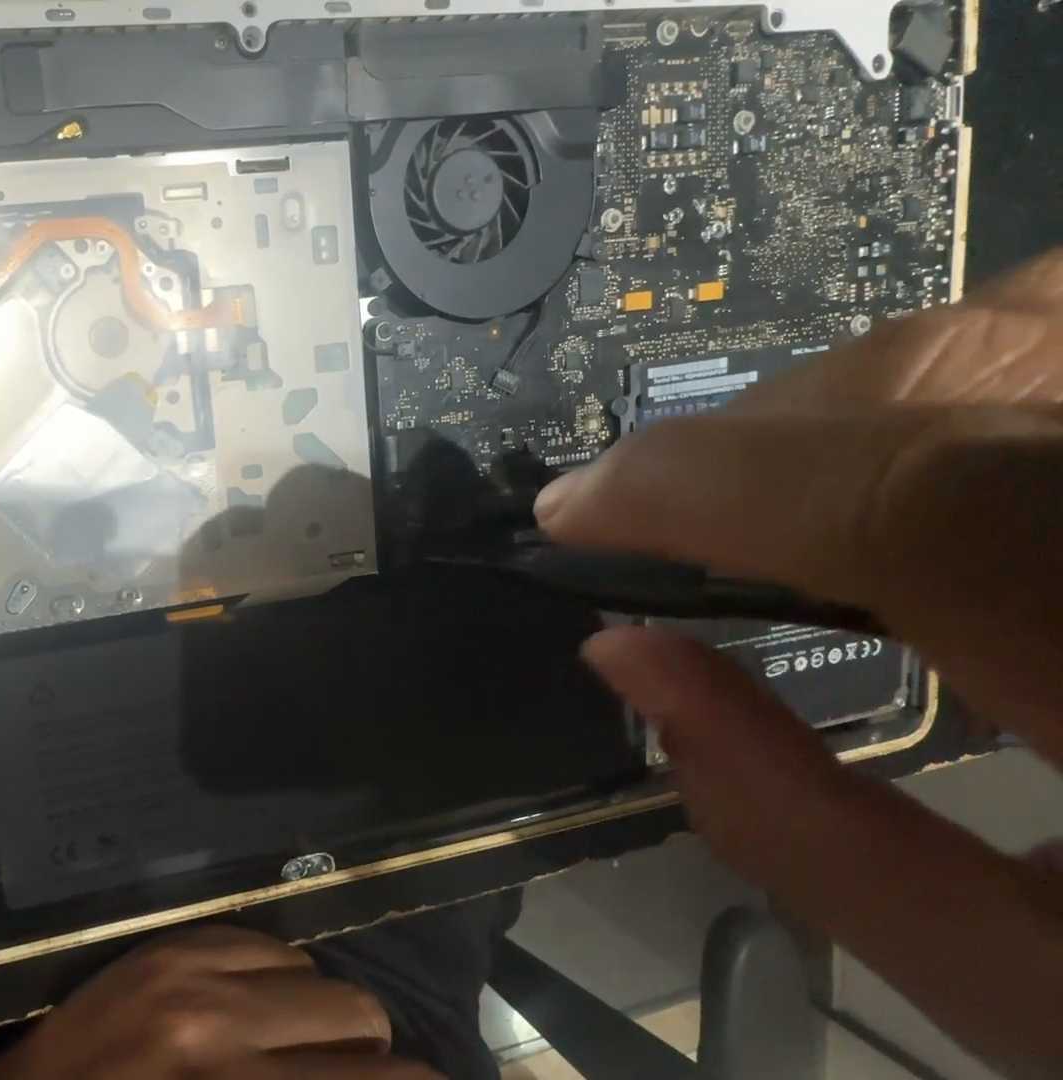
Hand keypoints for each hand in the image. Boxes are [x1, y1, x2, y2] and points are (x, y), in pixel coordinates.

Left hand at [0, 926, 441, 1079]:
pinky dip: (276, 978)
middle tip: (346, 1072)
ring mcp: (192, 971)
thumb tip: (366, 1074)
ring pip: (317, 974)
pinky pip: (265, 944)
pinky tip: (257, 1006)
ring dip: (321, 1014)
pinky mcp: (171, 942)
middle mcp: (223, 1025)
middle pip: (359, 1017)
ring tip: (297, 1042)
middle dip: (368, 1054)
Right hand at [534, 250, 1062, 1078]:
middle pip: (957, 375)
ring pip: (1015, 318)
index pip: (924, 499)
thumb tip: (621, 652)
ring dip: (848, 405)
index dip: (705, 481)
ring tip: (782, 498)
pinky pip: (1050, 328)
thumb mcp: (1033, 990)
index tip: (572, 512)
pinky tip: (909, 458)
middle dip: (754, 443)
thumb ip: (793, 821)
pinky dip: (947, 380)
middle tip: (663, 524)